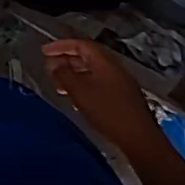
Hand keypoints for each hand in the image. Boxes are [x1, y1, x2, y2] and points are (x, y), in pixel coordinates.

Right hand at [42, 39, 169, 157]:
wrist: (140, 139)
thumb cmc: (107, 111)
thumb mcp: (79, 90)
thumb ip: (63, 74)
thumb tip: (53, 65)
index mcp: (105, 62)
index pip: (80, 45)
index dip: (60, 46)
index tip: (45, 51)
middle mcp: (115, 69)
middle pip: (87, 57)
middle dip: (66, 60)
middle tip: (50, 67)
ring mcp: (121, 84)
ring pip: (93, 72)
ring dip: (74, 75)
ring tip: (59, 85)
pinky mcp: (124, 99)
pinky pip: (99, 84)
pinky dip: (84, 86)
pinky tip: (76, 99)